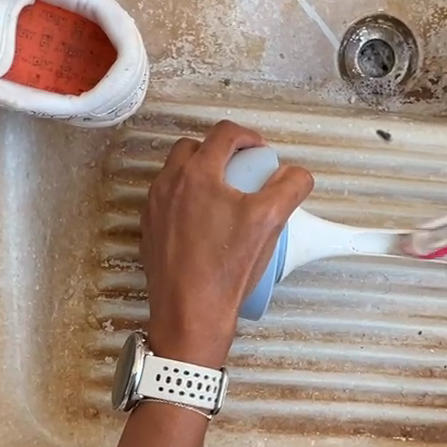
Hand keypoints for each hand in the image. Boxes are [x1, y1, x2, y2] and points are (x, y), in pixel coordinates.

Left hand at [141, 121, 312, 365]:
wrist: (191, 313)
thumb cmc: (226, 270)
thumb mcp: (270, 222)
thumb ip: (289, 188)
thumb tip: (296, 175)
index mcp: (198, 174)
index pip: (224, 134)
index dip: (249, 137)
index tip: (261, 152)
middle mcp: (169, 185)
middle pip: (195, 148)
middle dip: (221, 152)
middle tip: (243, 171)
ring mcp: (155, 209)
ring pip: (178, 174)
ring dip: (202, 175)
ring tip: (226, 198)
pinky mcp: (150, 231)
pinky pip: (168, 202)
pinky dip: (188, 201)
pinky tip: (208, 224)